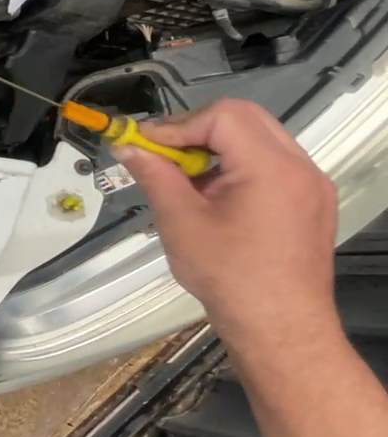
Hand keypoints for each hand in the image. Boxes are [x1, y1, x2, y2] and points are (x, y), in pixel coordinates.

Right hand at [119, 99, 342, 362]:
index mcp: (273, 170)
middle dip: (192, 128)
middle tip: (157, 153)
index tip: (142, 147)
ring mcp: (308, 184)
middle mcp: (300, 168)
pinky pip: (266, 161)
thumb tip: (128, 147)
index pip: (223, 117)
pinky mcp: (305, 199)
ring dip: (210, 145)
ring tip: (178, 175)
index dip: (176, 125)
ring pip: (256, 137)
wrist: (277, 319)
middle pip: (244, 118)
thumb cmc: (227, 271)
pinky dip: (229, 163)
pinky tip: (206, 191)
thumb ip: (155, 175)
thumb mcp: (179, 219)